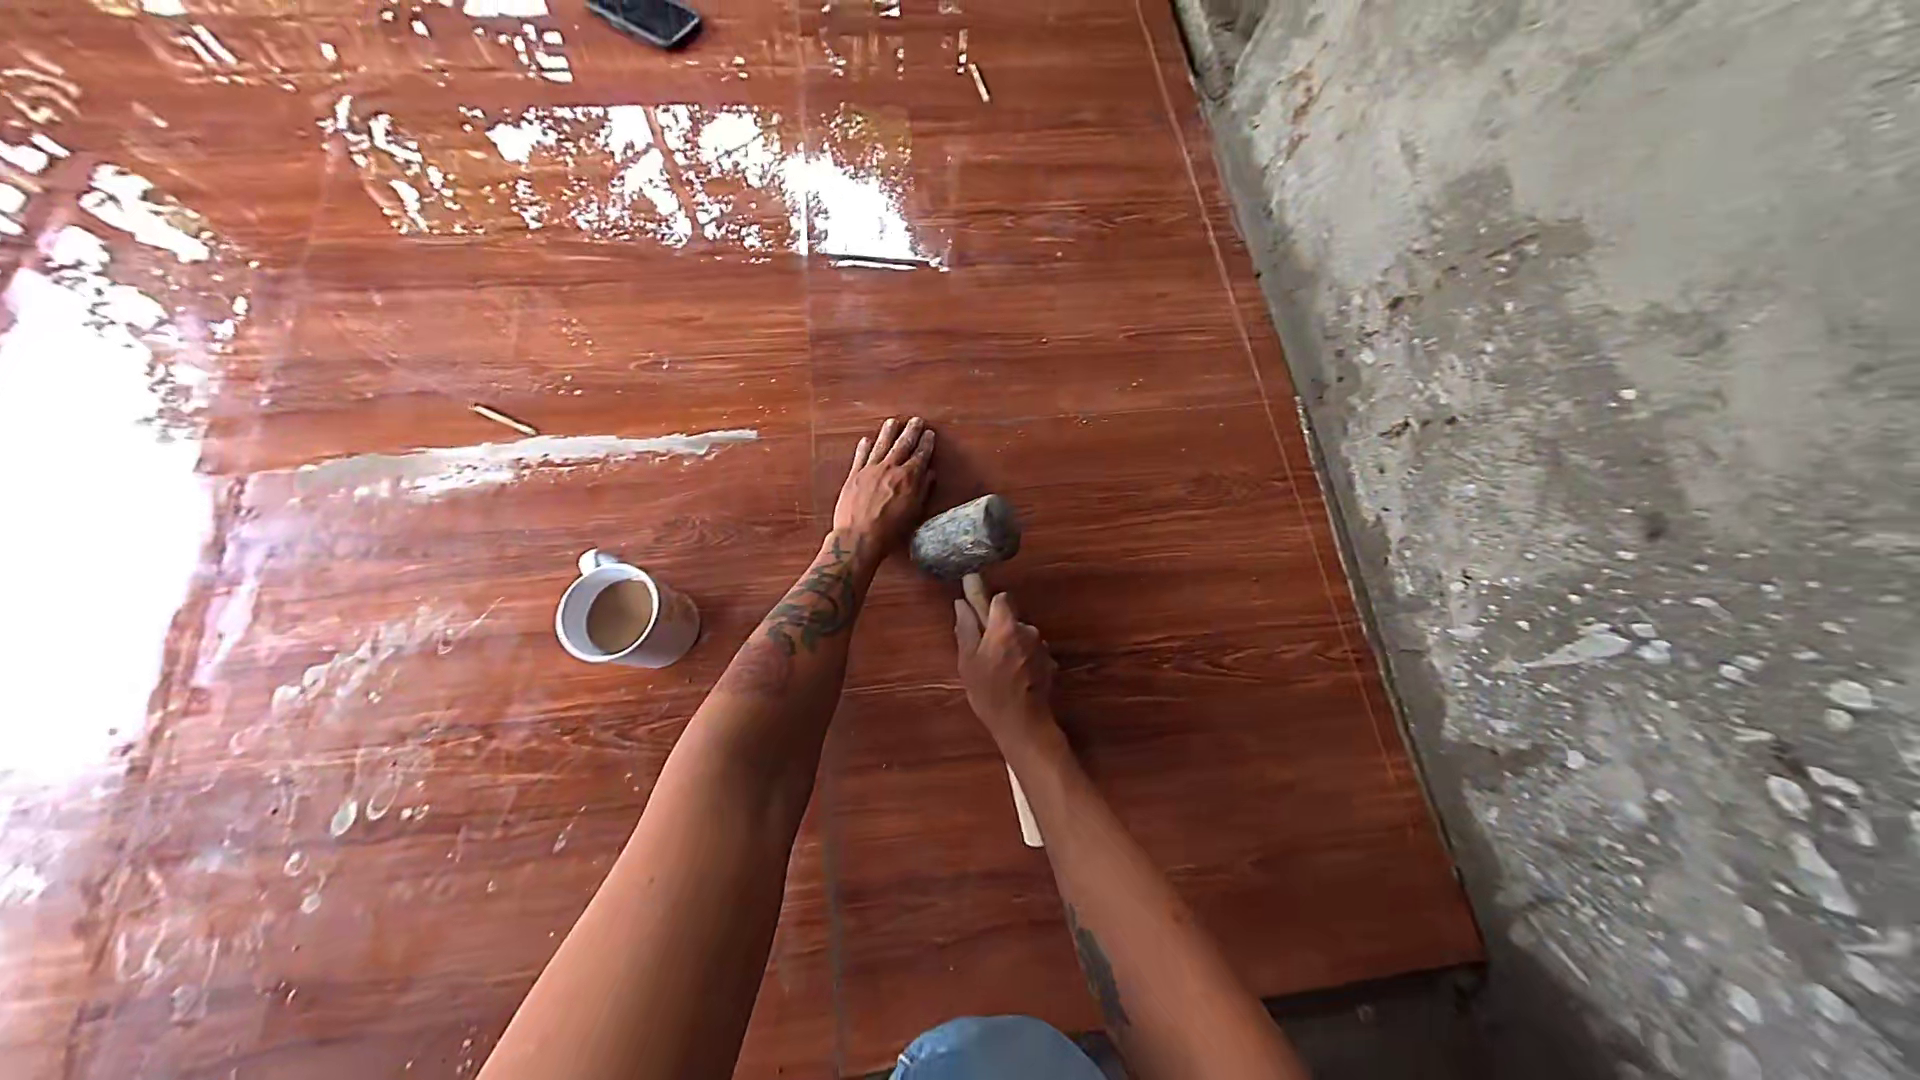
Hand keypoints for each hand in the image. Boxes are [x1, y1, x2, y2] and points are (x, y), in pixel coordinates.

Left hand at [834, 417, 934, 559]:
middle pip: (902, 445)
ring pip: (881, 445)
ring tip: (893, 422)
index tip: (929, 434)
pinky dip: (864, 447)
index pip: (920, 455)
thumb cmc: (890, 531)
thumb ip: (923, 491)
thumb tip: (929, 474)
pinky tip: (866, 440)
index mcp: (908, 478)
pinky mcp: (854, 476)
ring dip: (888, 432)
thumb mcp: (914, 513)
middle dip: (911, 432)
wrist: (859, 537)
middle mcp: (890, 469)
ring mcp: (870, 470)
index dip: (926, 444)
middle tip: (916, 421)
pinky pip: (860, 456)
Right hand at [953, 574, 1057, 750]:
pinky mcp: (1049, 662)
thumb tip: (961, 603)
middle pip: (1010, 618)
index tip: (976, 609)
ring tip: (998, 669)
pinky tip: (1013, 677)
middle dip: (998, 628)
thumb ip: (966, 628)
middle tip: (983, 651)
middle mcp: (1028, 631)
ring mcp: (1042, 647)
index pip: (1001, 597)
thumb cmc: (989, 692)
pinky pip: (1030, 651)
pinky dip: (1022, 658)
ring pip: (1021, 635)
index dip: (988, 602)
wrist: (1023, 724)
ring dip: (1010, 644)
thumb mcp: (968, 661)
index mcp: (1006, 626)